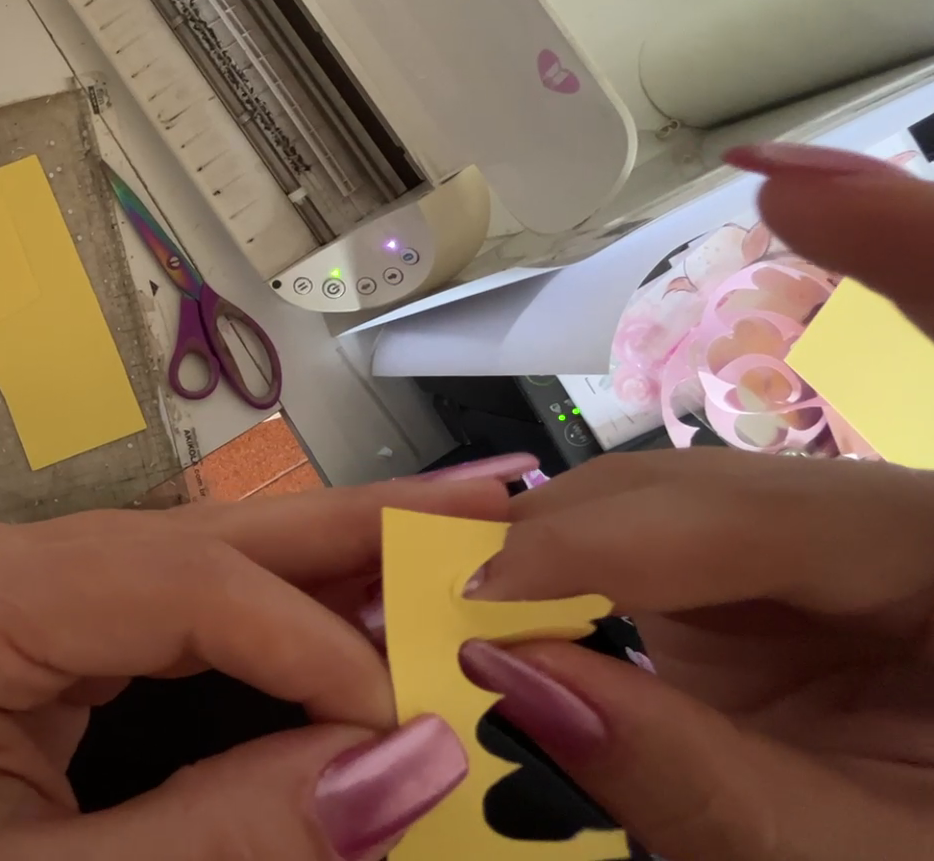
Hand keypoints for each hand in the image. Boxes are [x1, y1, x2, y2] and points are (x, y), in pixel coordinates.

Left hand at [0, 480, 510, 860]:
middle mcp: (14, 559)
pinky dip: (272, 617)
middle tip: (490, 506)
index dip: (315, 640)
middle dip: (350, 531)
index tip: (428, 718)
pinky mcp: (50, 618)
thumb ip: (219, 836)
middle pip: (206, 539)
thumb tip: (400, 766)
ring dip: (326, 565)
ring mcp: (32, 582)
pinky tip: (345, 609)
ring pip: (204, 561)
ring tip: (443, 538)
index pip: (183, 580)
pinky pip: (177, 605)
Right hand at [470, 449, 933, 858]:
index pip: (748, 513)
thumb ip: (685, 772)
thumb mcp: (853, 856)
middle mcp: (872, 522)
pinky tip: (519, 610)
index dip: (597, 542)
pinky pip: (634, 546)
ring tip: (468, 604)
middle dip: (551, 536)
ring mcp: (804, 542)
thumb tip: (490, 671)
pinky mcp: (746, 574)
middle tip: (440, 593)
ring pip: (639, 503)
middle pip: (678, 488)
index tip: (472, 593)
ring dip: (544, 551)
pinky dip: (565, 578)